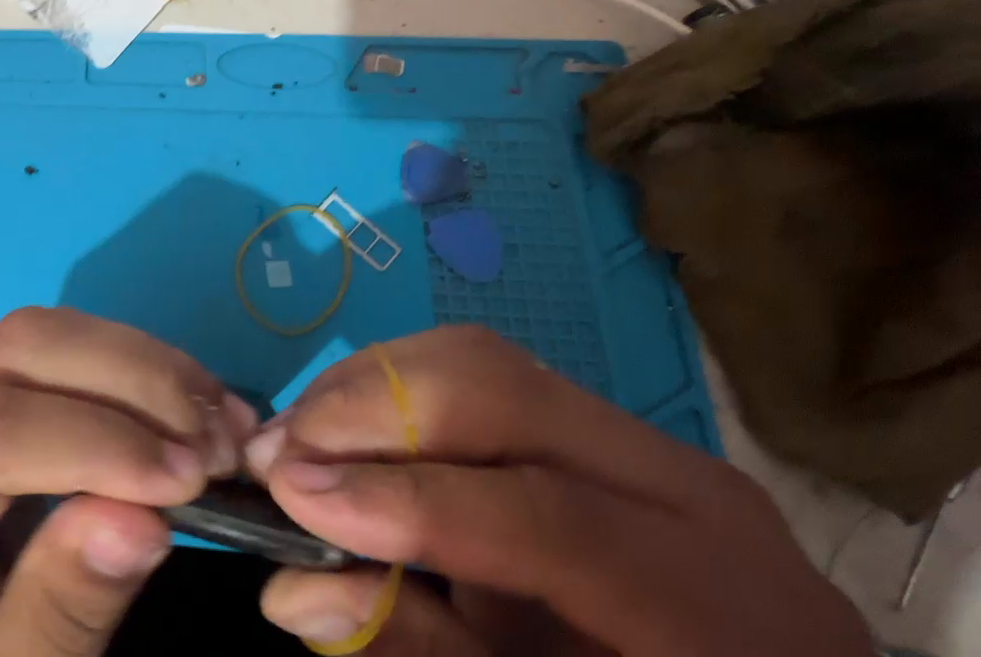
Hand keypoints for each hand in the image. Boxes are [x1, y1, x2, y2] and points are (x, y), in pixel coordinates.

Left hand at [0, 307, 255, 656]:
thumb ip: (57, 613)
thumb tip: (138, 518)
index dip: (96, 440)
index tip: (189, 480)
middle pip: (17, 354)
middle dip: (134, 381)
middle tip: (223, 446)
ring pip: (39, 334)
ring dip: (140, 364)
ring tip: (219, 423)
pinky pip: (48, 350)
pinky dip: (126, 365)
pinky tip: (184, 404)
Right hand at [243, 326, 870, 655]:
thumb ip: (418, 649)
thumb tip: (291, 592)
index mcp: (709, 598)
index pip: (549, 515)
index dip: (409, 498)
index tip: (293, 493)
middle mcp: (682, 486)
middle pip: (502, 389)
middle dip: (366, 407)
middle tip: (275, 454)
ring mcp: (635, 439)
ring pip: (476, 358)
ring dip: (362, 387)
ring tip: (294, 441)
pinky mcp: (585, 421)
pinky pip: (472, 371)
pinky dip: (386, 389)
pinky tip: (342, 431)